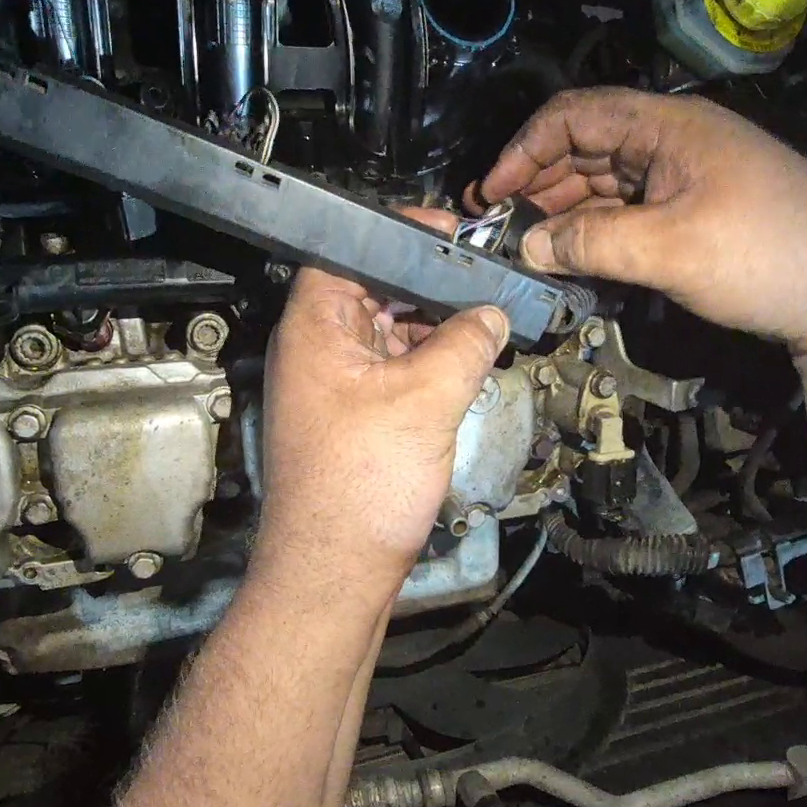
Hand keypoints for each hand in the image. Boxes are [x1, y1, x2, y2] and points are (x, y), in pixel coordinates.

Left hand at [255, 263, 507, 601]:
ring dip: (429, 329)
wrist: (336, 570)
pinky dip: (423, 364)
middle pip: (370, 291)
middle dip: (426, 287)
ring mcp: (331, 386)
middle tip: (477, 284)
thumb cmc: (360, 486)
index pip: (347, 250)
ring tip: (479, 327)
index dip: (399, 237)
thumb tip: (492, 315)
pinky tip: (461, 366)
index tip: (448, 236)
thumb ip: (466, 343)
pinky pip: (389, 371)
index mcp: (313, 330)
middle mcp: (314, 351)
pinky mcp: (350, 417)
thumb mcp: (428, 398)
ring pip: (384, 333)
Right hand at [480, 87, 806, 354]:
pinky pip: (628, 210)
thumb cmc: (765, 256)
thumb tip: (529, 248)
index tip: (491, 194)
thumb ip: (591, 242)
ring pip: (604, 181)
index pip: (575, 115)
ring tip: (529, 245)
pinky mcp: (694, 210)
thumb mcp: (668, 248)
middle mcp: (672, 141)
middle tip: (500, 226)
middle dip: (536, 182)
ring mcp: (685, 176)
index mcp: (667, 126)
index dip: (524, 149)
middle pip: (585, 146)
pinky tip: (574, 255)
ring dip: (562, 209)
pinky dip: (595, 228)